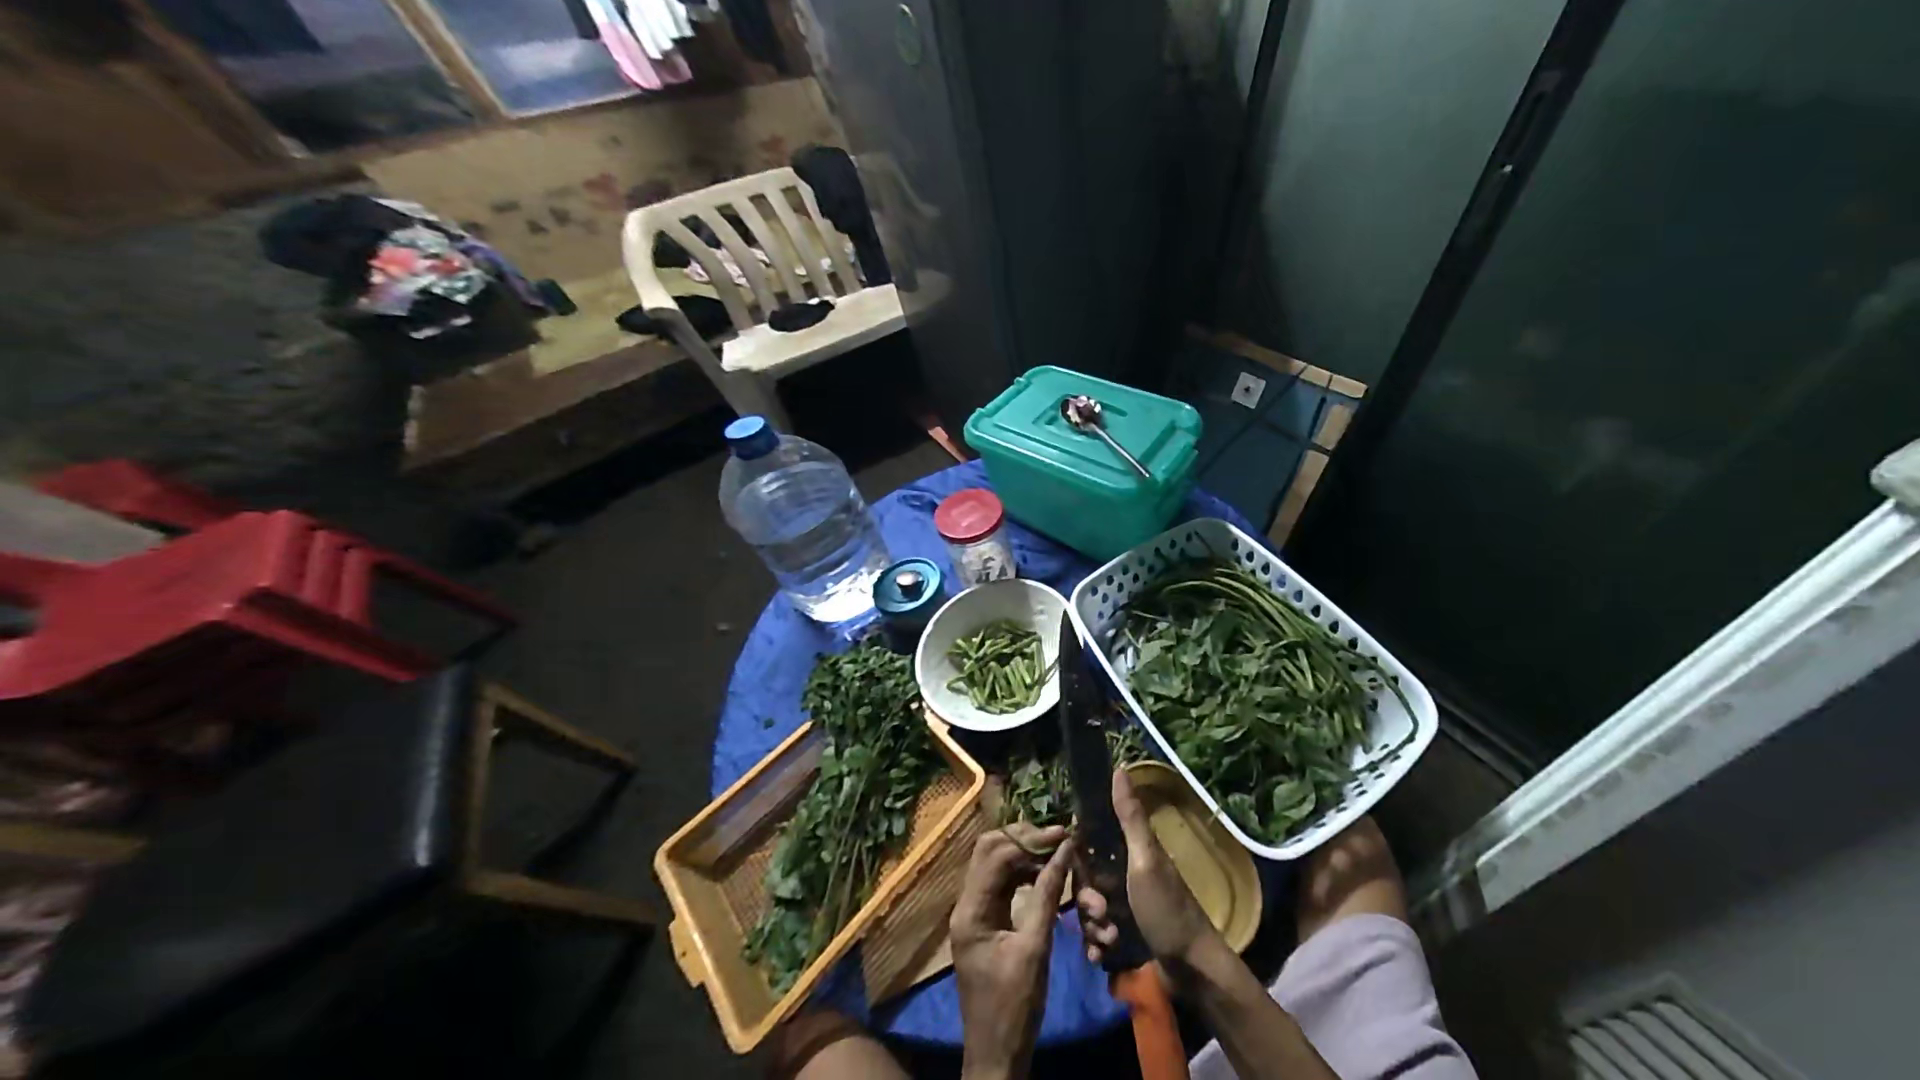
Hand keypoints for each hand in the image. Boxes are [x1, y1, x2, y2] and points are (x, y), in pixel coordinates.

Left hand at [951, 824, 1072, 1079]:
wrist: (996, 1054)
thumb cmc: (1015, 1007)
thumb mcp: (1035, 949)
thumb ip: (1047, 895)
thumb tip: (1064, 851)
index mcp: (971, 910)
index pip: (996, 855)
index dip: (1030, 839)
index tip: (1064, 834)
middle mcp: (966, 903)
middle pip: (989, 850)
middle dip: (1024, 839)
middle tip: (1058, 839)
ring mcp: (974, 912)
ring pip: (995, 864)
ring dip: (1024, 854)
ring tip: (1057, 853)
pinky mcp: (985, 922)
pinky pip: (1002, 884)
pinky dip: (1023, 873)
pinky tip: (1046, 874)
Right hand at [1076, 768, 1220, 970]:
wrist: (1193, 970)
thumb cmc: (1168, 908)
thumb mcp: (1146, 859)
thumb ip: (1129, 817)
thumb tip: (1120, 768)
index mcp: (1128, 854)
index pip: (1088, 843)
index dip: (1076, 854)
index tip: (1070, 866)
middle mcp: (1123, 877)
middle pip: (1085, 880)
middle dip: (1087, 900)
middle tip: (1102, 913)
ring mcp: (1123, 909)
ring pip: (1088, 910)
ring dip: (1092, 927)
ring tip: (1108, 940)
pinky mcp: (1124, 938)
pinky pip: (1096, 937)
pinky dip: (1097, 947)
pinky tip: (1102, 955)